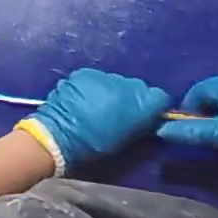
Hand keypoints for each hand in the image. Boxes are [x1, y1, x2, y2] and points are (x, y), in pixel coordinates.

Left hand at [18, 68, 171, 175]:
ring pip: (115, 81)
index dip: (151, 106)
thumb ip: (141, 123)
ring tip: (97, 106)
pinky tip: (83, 100)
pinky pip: (95, 79)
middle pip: (136, 87)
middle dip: (130, 97)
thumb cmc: (95, 145)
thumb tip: (147, 116)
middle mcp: (125, 84)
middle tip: (118, 112)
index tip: (143, 115)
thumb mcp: (127, 138)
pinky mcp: (84, 73)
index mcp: (139, 103)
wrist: (58, 135)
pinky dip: (92, 87)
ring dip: (110, 91)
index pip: (159, 97)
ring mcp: (103, 76)